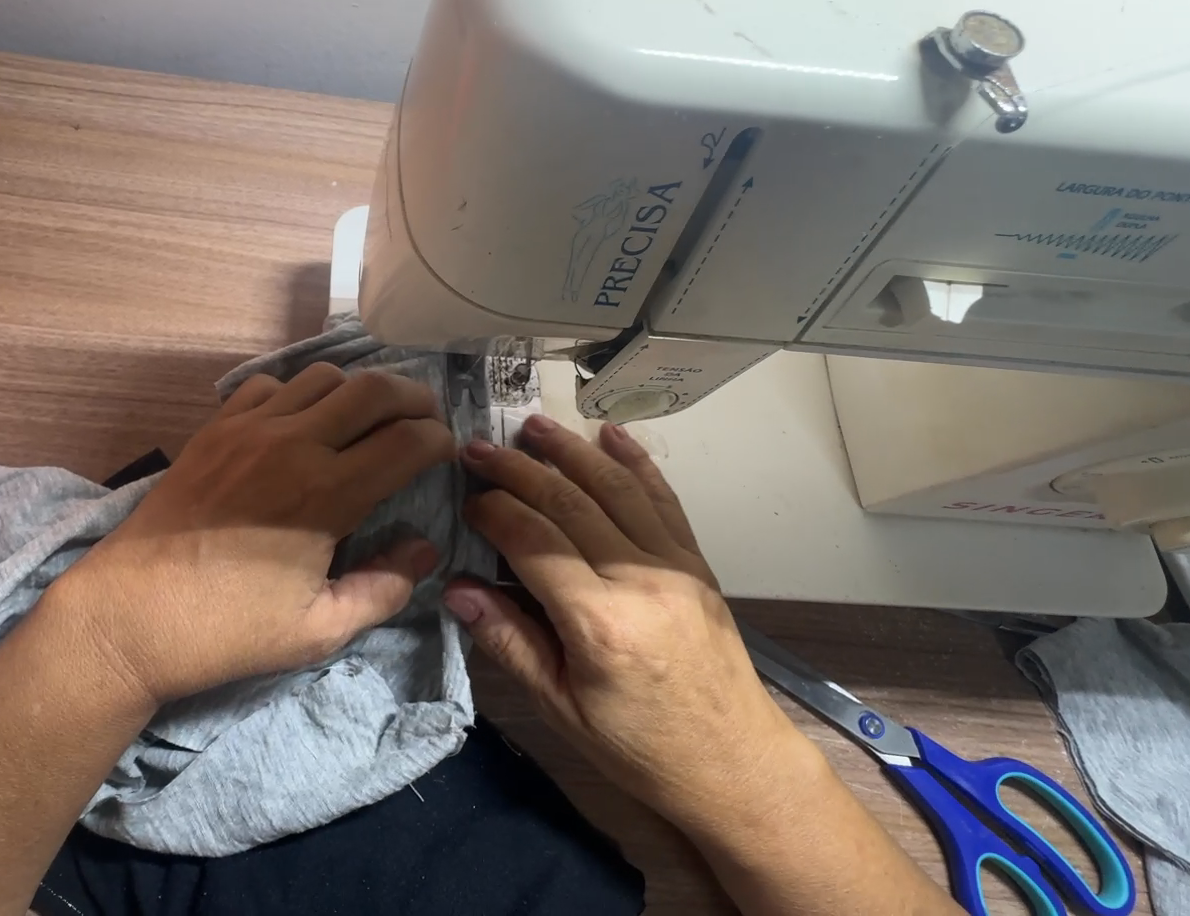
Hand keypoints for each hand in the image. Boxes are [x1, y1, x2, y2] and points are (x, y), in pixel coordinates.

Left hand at [45, 363, 454, 705]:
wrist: (128, 615)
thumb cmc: (225, 631)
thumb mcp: (317, 631)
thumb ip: (382, 589)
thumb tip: (424, 548)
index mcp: (326, 494)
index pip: (407, 441)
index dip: (439, 441)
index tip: (446, 454)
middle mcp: (293, 444)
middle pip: (373, 389)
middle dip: (414, 398)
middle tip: (426, 419)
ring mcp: (248, 428)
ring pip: (323, 377)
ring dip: (357, 390)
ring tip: (367, 418)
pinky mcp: (214, 428)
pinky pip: (270, 384)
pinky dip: (299, 391)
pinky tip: (302, 420)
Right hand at [443, 415, 802, 824]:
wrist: (734, 764)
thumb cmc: (637, 745)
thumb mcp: (559, 707)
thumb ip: (509, 641)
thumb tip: (455, 589)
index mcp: (600, 623)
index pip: (535, 543)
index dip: (495, 513)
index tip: (466, 500)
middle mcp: (640, 580)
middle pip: (570, 504)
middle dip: (519, 470)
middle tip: (478, 447)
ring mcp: (675, 565)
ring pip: (616, 489)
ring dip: (571, 451)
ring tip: (533, 424)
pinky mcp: (697, 562)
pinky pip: (664, 500)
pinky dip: (636, 462)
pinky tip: (611, 434)